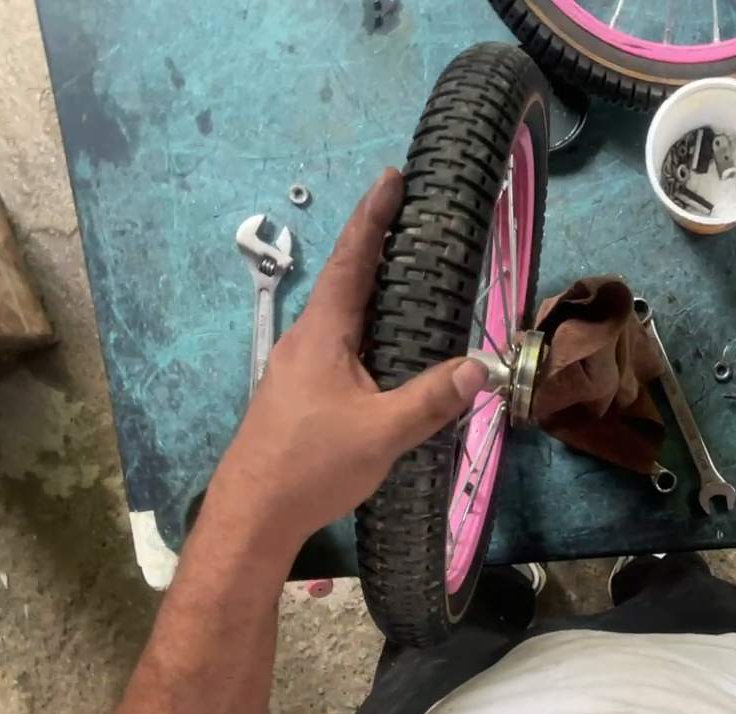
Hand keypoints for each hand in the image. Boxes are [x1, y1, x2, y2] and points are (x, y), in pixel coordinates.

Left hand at [205, 168, 486, 561]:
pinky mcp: (300, 394)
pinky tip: (389, 358)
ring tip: (413, 291)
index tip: (393, 179)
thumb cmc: (313, 464)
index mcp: (323, 334)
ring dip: (375, 298)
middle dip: (380, 253)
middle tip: (418, 233)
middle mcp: (306, 340)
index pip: (353, 262)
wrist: (255, 512)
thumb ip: (432, 399)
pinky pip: (342, 349)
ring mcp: (298, 367)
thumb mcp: (383, 432)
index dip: (374, 218)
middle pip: (348, 284)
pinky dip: (370, 336)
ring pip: (344, 321)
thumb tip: (480, 367)